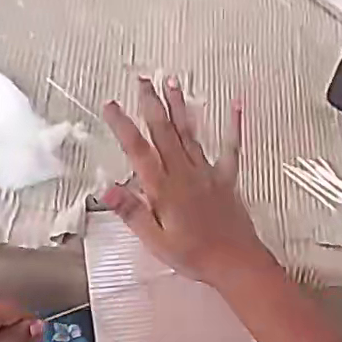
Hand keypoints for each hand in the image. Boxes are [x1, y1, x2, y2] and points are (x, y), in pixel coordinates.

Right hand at [101, 77, 279, 287]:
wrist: (234, 262)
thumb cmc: (194, 256)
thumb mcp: (156, 240)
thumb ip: (132, 212)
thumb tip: (106, 190)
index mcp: (164, 189)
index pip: (138, 151)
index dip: (123, 126)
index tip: (111, 106)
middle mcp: (184, 174)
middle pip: (164, 132)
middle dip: (151, 104)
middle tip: (142, 80)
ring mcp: (206, 174)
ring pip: (190, 133)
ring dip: (179, 106)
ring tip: (171, 82)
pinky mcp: (225, 180)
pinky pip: (230, 147)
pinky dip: (233, 125)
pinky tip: (235, 104)